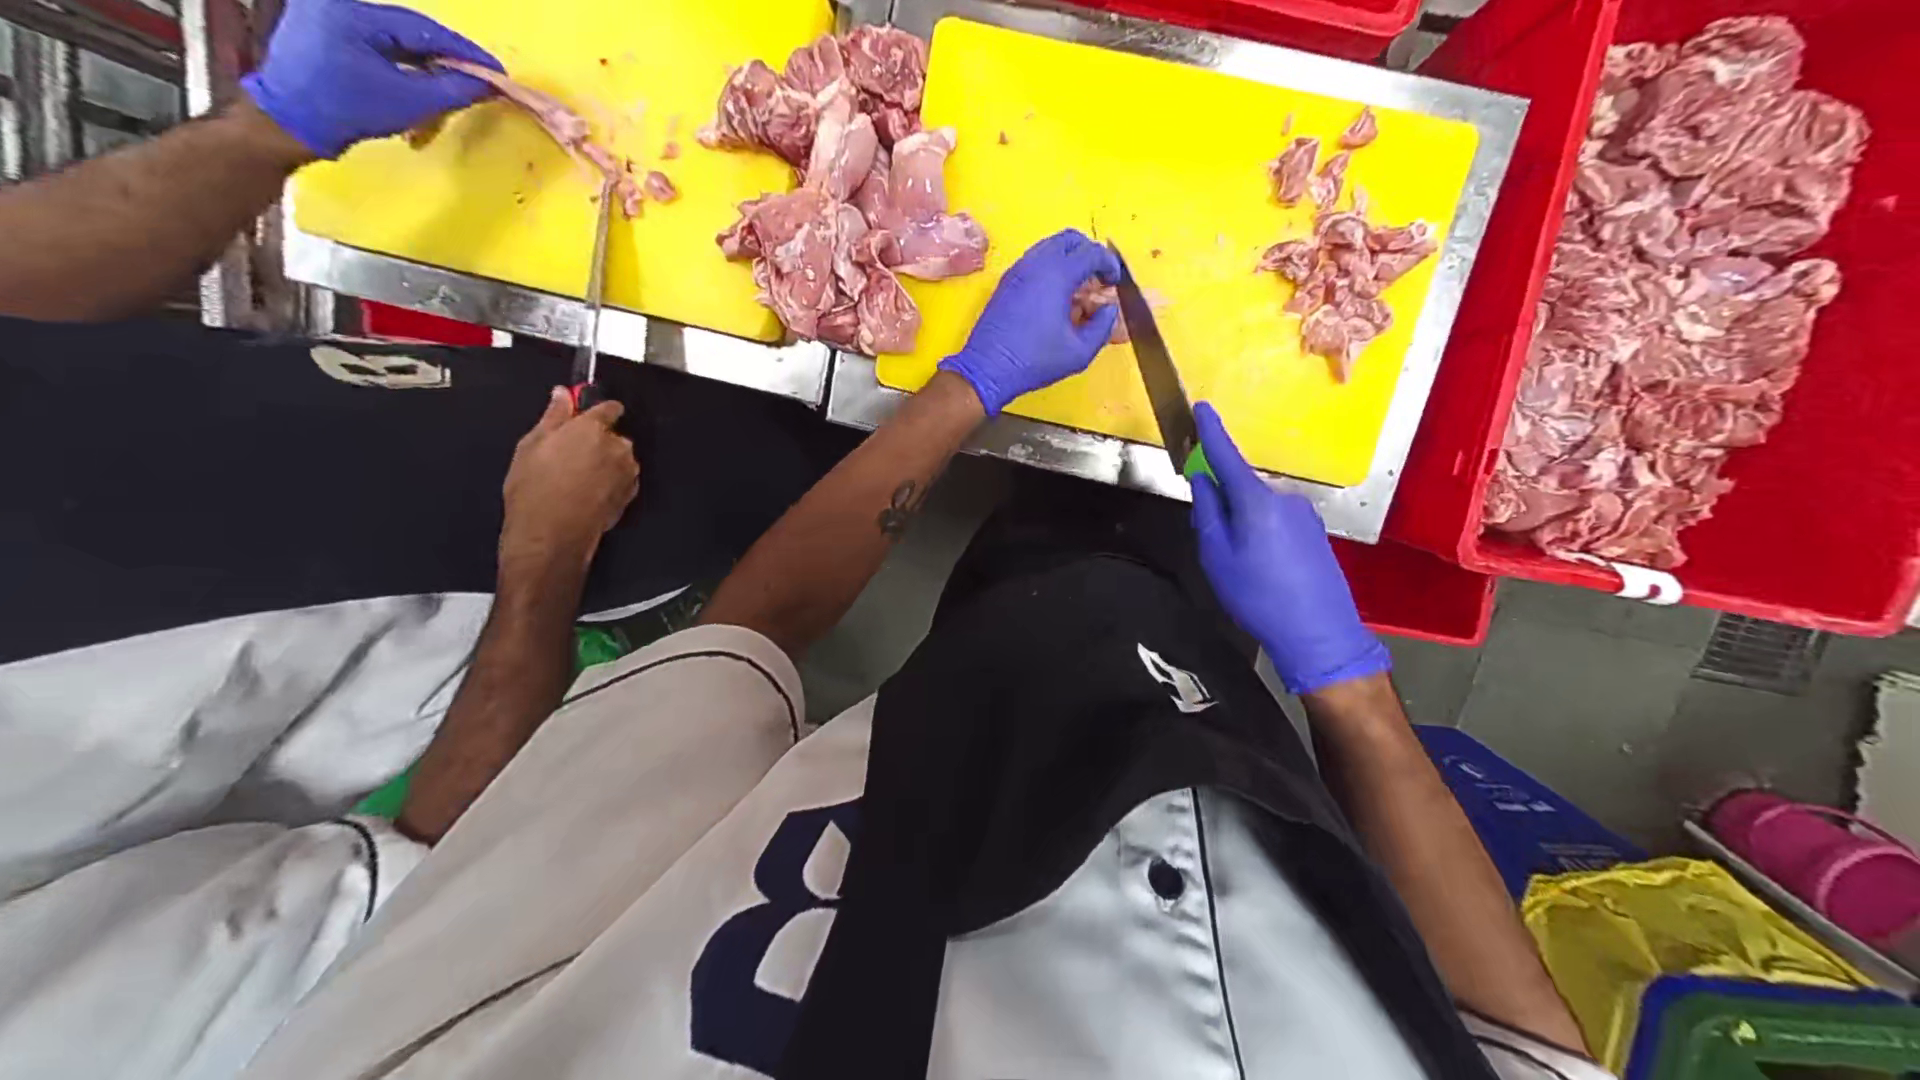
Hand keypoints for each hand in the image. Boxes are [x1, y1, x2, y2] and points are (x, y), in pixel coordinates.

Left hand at [241, 0, 501, 159]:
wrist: (291, 122)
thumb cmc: (349, 109)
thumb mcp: (410, 101)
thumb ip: (452, 88)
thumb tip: (487, 82)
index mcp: (352, 11)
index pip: (423, 29)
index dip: (465, 51)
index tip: (497, 69)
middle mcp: (338, 2)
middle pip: (408, 28)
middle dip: (448, 54)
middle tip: (483, 75)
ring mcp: (327, 13)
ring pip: (395, 35)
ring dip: (429, 58)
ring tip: (459, 79)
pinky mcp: (325, 29)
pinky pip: (378, 41)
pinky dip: (406, 59)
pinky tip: (427, 75)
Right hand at [499, 389, 639, 581]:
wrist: (554, 532)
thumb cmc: (536, 486)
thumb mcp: (533, 444)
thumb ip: (554, 415)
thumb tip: (563, 393)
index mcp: (595, 428)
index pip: (610, 407)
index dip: (598, 410)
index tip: (586, 417)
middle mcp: (619, 447)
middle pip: (614, 435)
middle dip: (598, 440)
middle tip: (569, 455)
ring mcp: (628, 471)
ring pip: (620, 458)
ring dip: (605, 462)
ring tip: (576, 477)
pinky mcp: (631, 493)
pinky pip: (622, 478)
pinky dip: (610, 480)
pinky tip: (587, 491)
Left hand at [938, 229, 1120, 414]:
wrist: (988, 369)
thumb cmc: (1035, 361)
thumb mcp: (1080, 352)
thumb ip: (1102, 327)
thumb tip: (1108, 310)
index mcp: (1057, 274)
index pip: (1091, 252)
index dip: (1109, 264)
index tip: (1113, 282)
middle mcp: (1036, 263)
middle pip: (1070, 239)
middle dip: (1089, 254)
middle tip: (1097, 278)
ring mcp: (1018, 270)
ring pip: (1049, 247)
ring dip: (1068, 260)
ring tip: (1077, 289)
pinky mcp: (1006, 282)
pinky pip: (1034, 261)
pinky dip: (1050, 268)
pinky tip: (1055, 297)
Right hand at [1189, 402, 1389, 694]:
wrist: (1319, 632)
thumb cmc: (1257, 596)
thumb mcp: (1217, 556)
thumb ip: (1206, 513)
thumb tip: (1202, 481)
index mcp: (1256, 501)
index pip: (1227, 457)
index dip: (1211, 432)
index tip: (1201, 407)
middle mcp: (1283, 499)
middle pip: (1240, 488)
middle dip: (1220, 503)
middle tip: (1211, 544)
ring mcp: (1303, 516)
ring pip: (1257, 509)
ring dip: (1240, 524)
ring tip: (1238, 567)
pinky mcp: (1314, 534)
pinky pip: (1275, 522)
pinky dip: (1259, 535)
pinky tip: (1261, 570)